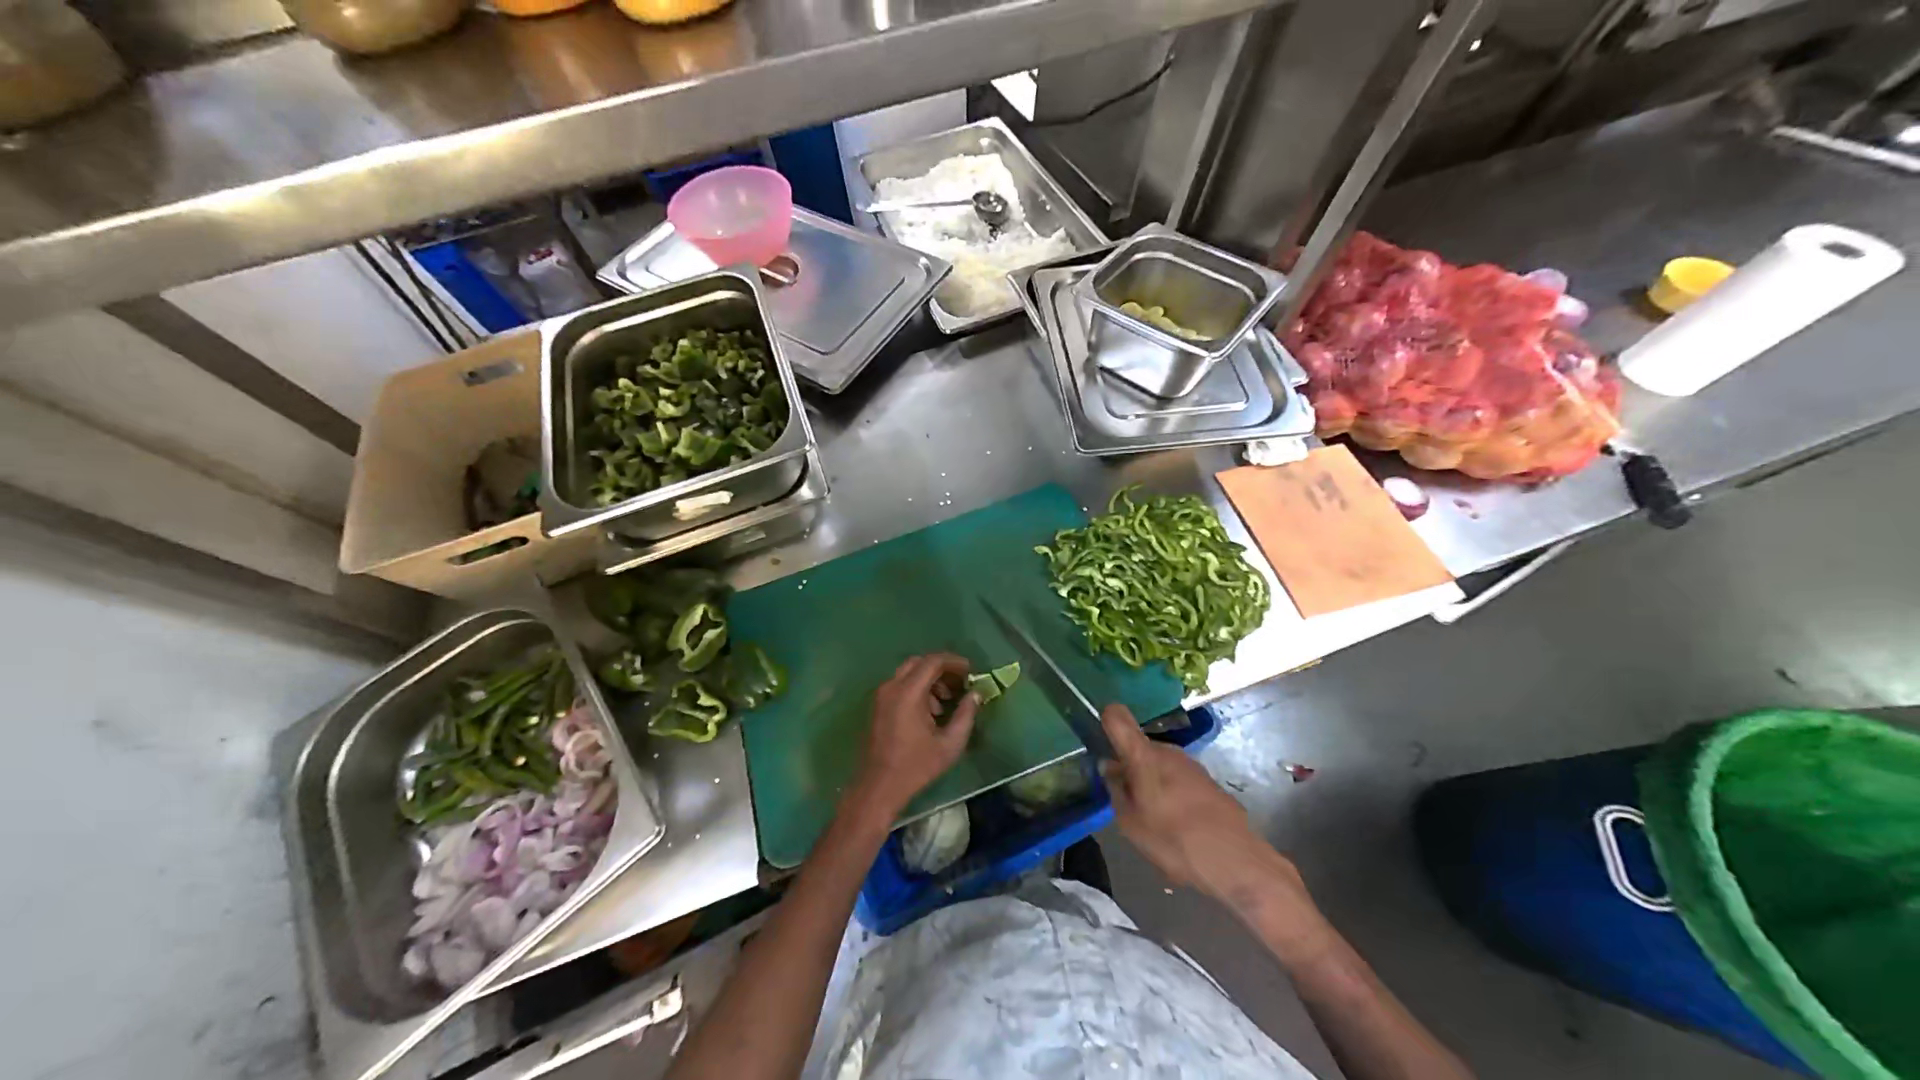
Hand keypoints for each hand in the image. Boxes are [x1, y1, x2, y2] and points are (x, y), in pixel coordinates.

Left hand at [850, 653, 979, 818]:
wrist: (879, 787)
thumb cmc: (916, 766)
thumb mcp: (950, 744)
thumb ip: (966, 715)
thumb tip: (975, 694)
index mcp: (908, 693)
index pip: (933, 661)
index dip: (955, 662)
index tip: (971, 672)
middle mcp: (891, 687)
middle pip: (919, 663)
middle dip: (942, 669)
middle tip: (960, 684)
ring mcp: (881, 696)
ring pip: (908, 673)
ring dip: (929, 680)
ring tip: (946, 702)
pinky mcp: (877, 706)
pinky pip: (900, 685)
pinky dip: (917, 689)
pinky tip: (930, 712)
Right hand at [1100, 705, 1292, 900]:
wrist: (1236, 860)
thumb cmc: (1174, 840)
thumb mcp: (1131, 823)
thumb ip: (1116, 791)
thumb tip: (1110, 768)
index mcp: (1143, 756)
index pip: (1118, 718)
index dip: (1106, 720)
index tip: (1099, 738)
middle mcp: (1167, 751)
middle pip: (1139, 747)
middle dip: (1129, 766)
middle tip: (1125, 798)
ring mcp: (1190, 764)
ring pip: (1159, 763)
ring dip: (1150, 780)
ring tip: (1151, 816)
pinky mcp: (1208, 780)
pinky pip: (1177, 777)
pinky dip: (1170, 791)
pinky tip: (1176, 822)